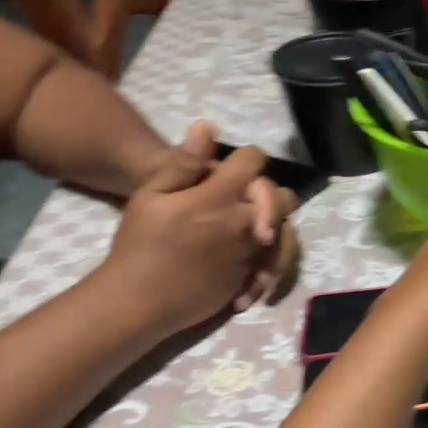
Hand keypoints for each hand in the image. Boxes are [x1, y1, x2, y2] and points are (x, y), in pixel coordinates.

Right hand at [101, 126, 296, 331]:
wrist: (141, 300)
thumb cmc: (139, 244)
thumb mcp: (150, 196)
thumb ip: (183, 163)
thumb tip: (207, 127)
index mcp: (218, 198)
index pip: (253, 162)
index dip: (246, 158)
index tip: (231, 165)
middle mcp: (245, 224)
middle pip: (282, 196)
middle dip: (266, 191)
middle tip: (241, 197)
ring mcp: (254, 253)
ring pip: (288, 229)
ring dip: (275, 222)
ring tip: (251, 224)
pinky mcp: (255, 277)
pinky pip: (279, 259)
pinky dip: (272, 252)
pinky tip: (252, 252)